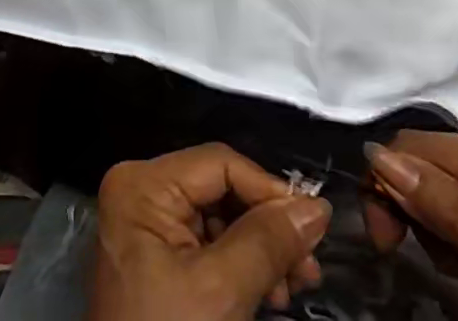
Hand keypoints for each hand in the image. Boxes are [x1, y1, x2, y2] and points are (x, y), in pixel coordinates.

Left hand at [90, 143, 330, 320]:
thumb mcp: (221, 289)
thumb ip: (269, 241)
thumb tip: (317, 207)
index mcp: (143, 185)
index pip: (221, 164)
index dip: (270, 191)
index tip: (312, 225)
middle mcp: (140, 191)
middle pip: (223, 190)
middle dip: (269, 227)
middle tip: (308, 264)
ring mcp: (146, 224)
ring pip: (223, 217)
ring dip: (263, 250)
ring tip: (295, 285)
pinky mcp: (155, 255)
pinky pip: (209, 242)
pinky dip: (243, 265)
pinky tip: (270, 292)